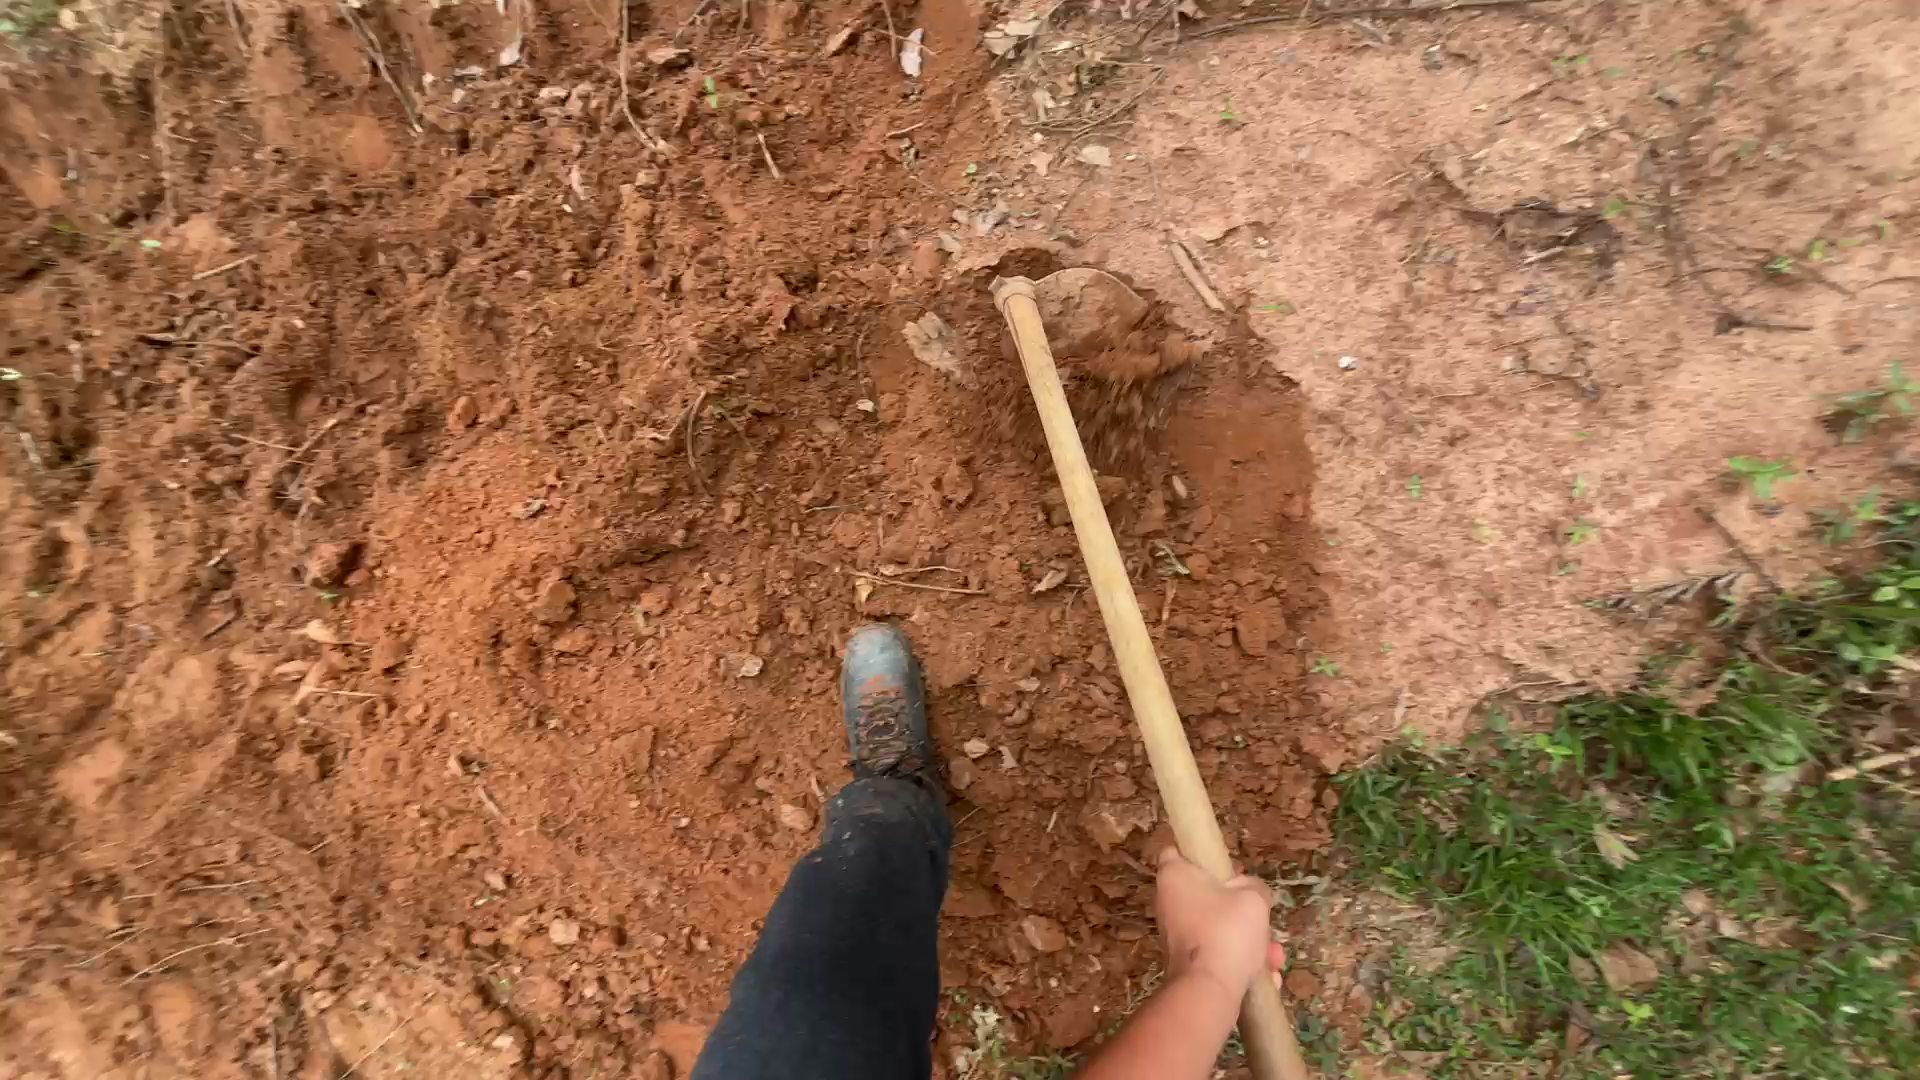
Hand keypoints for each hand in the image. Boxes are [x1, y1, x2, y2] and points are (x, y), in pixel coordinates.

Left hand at [1153, 846, 1283, 995]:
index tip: (1225, 868)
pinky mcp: (1187, 961)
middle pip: (1208, 895)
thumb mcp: (1252, 899)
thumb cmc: (1225, 931)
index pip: (1176, 851)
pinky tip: (1267, 978)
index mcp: (1173, 875)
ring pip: (1219, 928)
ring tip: (1273, 957)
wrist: (1207, 990)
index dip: (1200, 855)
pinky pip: (1218, 953)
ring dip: (1251, 942)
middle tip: (1262, 920)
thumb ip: (1254, 888)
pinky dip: (1241, 963)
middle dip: (1242, 911)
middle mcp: (1168, 901)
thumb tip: (1250, 891)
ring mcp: (1176, 934)